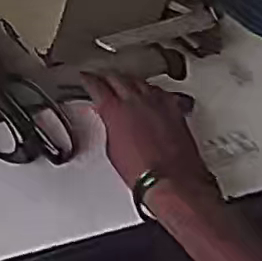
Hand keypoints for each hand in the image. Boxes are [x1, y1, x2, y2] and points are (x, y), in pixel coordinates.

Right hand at [80, 69, 217, 205]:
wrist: (173, 183)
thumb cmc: (143, 172)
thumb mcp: (112, 148)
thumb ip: (110, 126)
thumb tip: (112, 123)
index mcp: (114, 108)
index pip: (95, 84)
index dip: (88, 79)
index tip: (86, 78)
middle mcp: (134, 101)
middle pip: (116, 77)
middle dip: (106, 77)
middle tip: (102, 78)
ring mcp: (156, 103)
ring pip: (138, 81)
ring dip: (128, 81)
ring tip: (125, 84)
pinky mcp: (174, 110)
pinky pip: (160, 92)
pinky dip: (151, 91)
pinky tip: (150, 94)